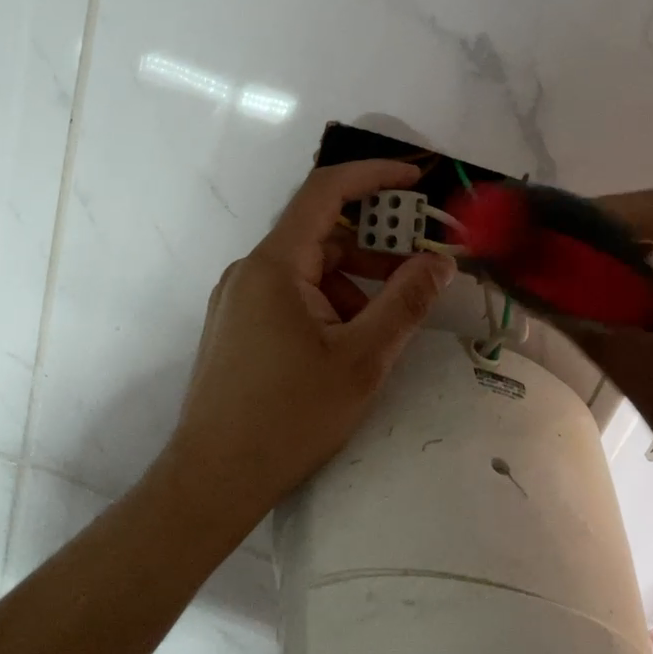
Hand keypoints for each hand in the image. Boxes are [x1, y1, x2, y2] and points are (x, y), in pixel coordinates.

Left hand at [157, 160, 455, 530]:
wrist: (212, 478)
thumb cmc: (288, 417)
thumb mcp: (361, 360)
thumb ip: (404, 303)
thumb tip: (440, 260)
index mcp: (275, 264)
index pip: (324, 191)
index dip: (373, 176)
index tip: (417, 180)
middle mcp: (250, 270)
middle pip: (319, 234)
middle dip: (374, 244)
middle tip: (422, 267)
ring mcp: (238, 299)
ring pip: (307, 269)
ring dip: (353, 281)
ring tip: (390, 320)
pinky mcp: (236, 327)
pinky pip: (290, 295)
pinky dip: (327, 303)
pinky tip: (351, 343)